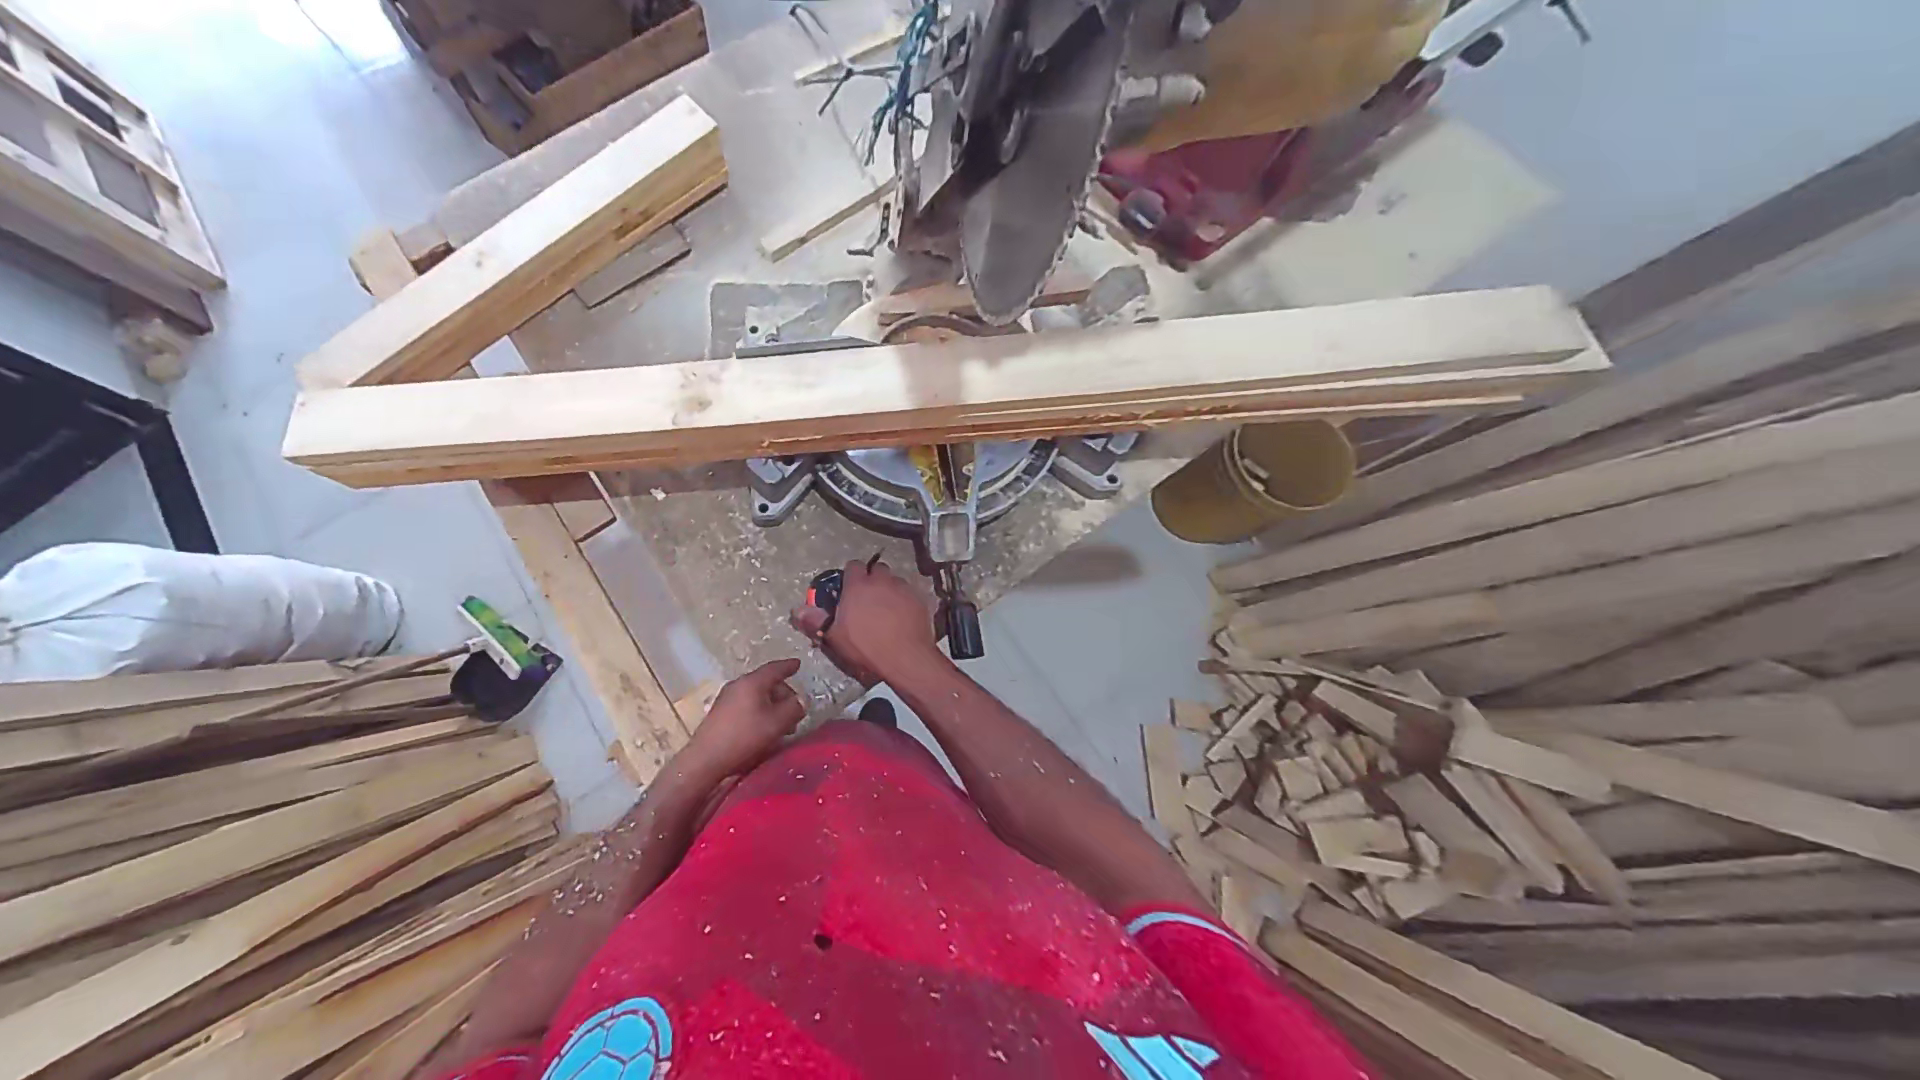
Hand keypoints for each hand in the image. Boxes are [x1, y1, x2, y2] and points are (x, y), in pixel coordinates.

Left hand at [681, 659, 806, 780]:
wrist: (706, 760)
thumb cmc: (745, 737)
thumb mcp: (778, 723)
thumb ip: (795, 708)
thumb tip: (802, 700)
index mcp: (752, 682)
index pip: (775, 668)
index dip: (788, 666)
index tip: (798, 664)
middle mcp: (738, 685)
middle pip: (766, 683)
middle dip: (783, 694)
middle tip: (795, 710)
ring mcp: (726, 698)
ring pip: (756, 695)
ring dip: (772, 706)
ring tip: (781, 725)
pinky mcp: (719, 713)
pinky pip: (746, 705)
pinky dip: (759, 711)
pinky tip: (763, 729)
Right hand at [790, 558, 942, 684]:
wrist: (906, 657)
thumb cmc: (866, 647)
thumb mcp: (835, 636)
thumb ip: (816, 620)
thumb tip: (797, 610)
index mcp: (858, 585)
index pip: (853, 565)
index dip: (850, 575)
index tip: (848, 588)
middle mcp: (882, 580)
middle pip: (876, 569)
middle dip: (872, 579)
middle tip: (867, 598)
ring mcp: (903, 588)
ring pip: (894, 580)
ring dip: (889, 589)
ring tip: (886, 607)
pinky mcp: (920, 599)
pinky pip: (909, 594)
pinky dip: (904, 600)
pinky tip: (902, 616)